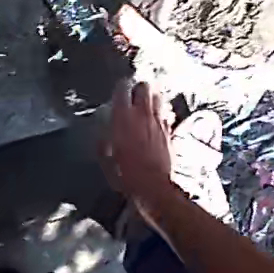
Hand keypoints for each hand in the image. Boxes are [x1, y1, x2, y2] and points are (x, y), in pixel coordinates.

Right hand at [97, 80, 175, 210]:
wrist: (153, 187)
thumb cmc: (126, 174)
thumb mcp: (106, 159)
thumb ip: (103, 142)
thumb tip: (104, 134)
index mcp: (123, 118)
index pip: (122, 89)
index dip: (120, 86)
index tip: (119, 88)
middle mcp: (142, 115)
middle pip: (144, 87)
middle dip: (138, 88)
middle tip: (133, 94)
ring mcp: (159, 122)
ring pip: (158, 96)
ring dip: (152, 97)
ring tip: (146, 103)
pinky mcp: (170, 131)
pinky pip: (166, 113)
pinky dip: (162, 112)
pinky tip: (158, 119)